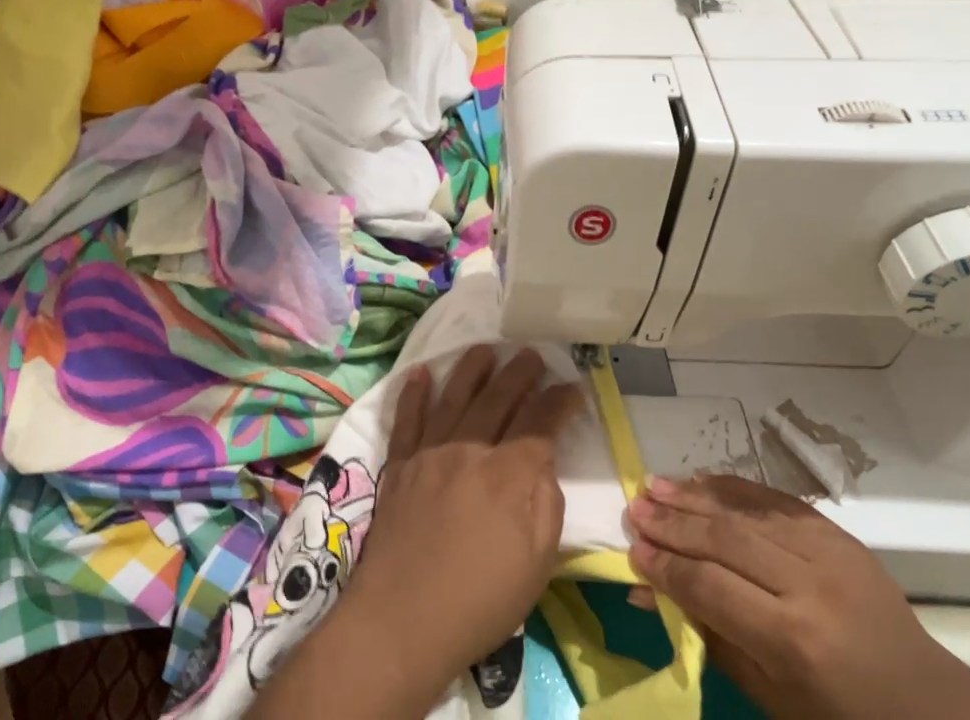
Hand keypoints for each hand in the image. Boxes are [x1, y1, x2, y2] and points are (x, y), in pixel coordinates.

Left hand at [344, 347, 582, 690]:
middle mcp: (469, 451)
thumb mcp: (538, 561)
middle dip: (518, 374)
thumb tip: (542, 460)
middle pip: (497, 400)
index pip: (540, 423)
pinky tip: (421, 374)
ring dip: (471, 370)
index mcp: (509, 474)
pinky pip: (406, 420)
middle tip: (532, 354)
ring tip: (485, 349)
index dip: (559, 402)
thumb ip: (545, 501)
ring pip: (453, 398)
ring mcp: (428, 455)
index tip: (572, 388)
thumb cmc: (481, 600)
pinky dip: (414, 394)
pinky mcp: (398, 468)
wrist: (401, 621)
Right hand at [627, 475, 969, 719]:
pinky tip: (703, 481)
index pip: (710, 586)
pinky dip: (736, 488)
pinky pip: (778, 502)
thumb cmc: (835, 713)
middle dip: (673, 524)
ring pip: (748, 513)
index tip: (631, 549)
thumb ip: (704, 631)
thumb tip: (645, 590)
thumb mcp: (764, 688)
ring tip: (655, 485)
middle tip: (634, 509)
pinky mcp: (842, 536)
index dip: (665, 566)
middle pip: (725, 541)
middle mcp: (811, 588)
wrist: (923, 703)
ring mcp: (831, 555)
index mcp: (791, 639)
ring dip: (696, 496)